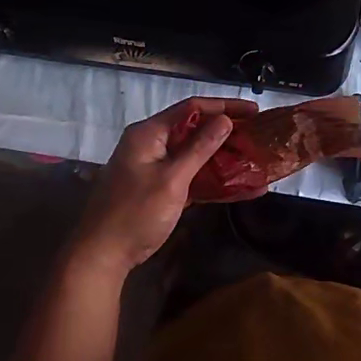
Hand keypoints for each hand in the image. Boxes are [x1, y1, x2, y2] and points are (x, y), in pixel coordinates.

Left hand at [68, 97, 260, 272]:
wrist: (103, 254)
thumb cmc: (135, 213)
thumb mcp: (172, 179)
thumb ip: (199, 149)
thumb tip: (224, 120)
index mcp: (148, 134)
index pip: (192, 108)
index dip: (224, 106)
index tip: (254, 111)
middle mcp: (151, 145)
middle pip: (194, 130)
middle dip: (226, 133)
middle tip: (257, 136)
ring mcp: (154, 167)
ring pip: (194, 155)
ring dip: (223, 158)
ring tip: (253, 159)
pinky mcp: (160, 189)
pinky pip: (191, 176)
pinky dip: (212, 180)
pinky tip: (239, 187)